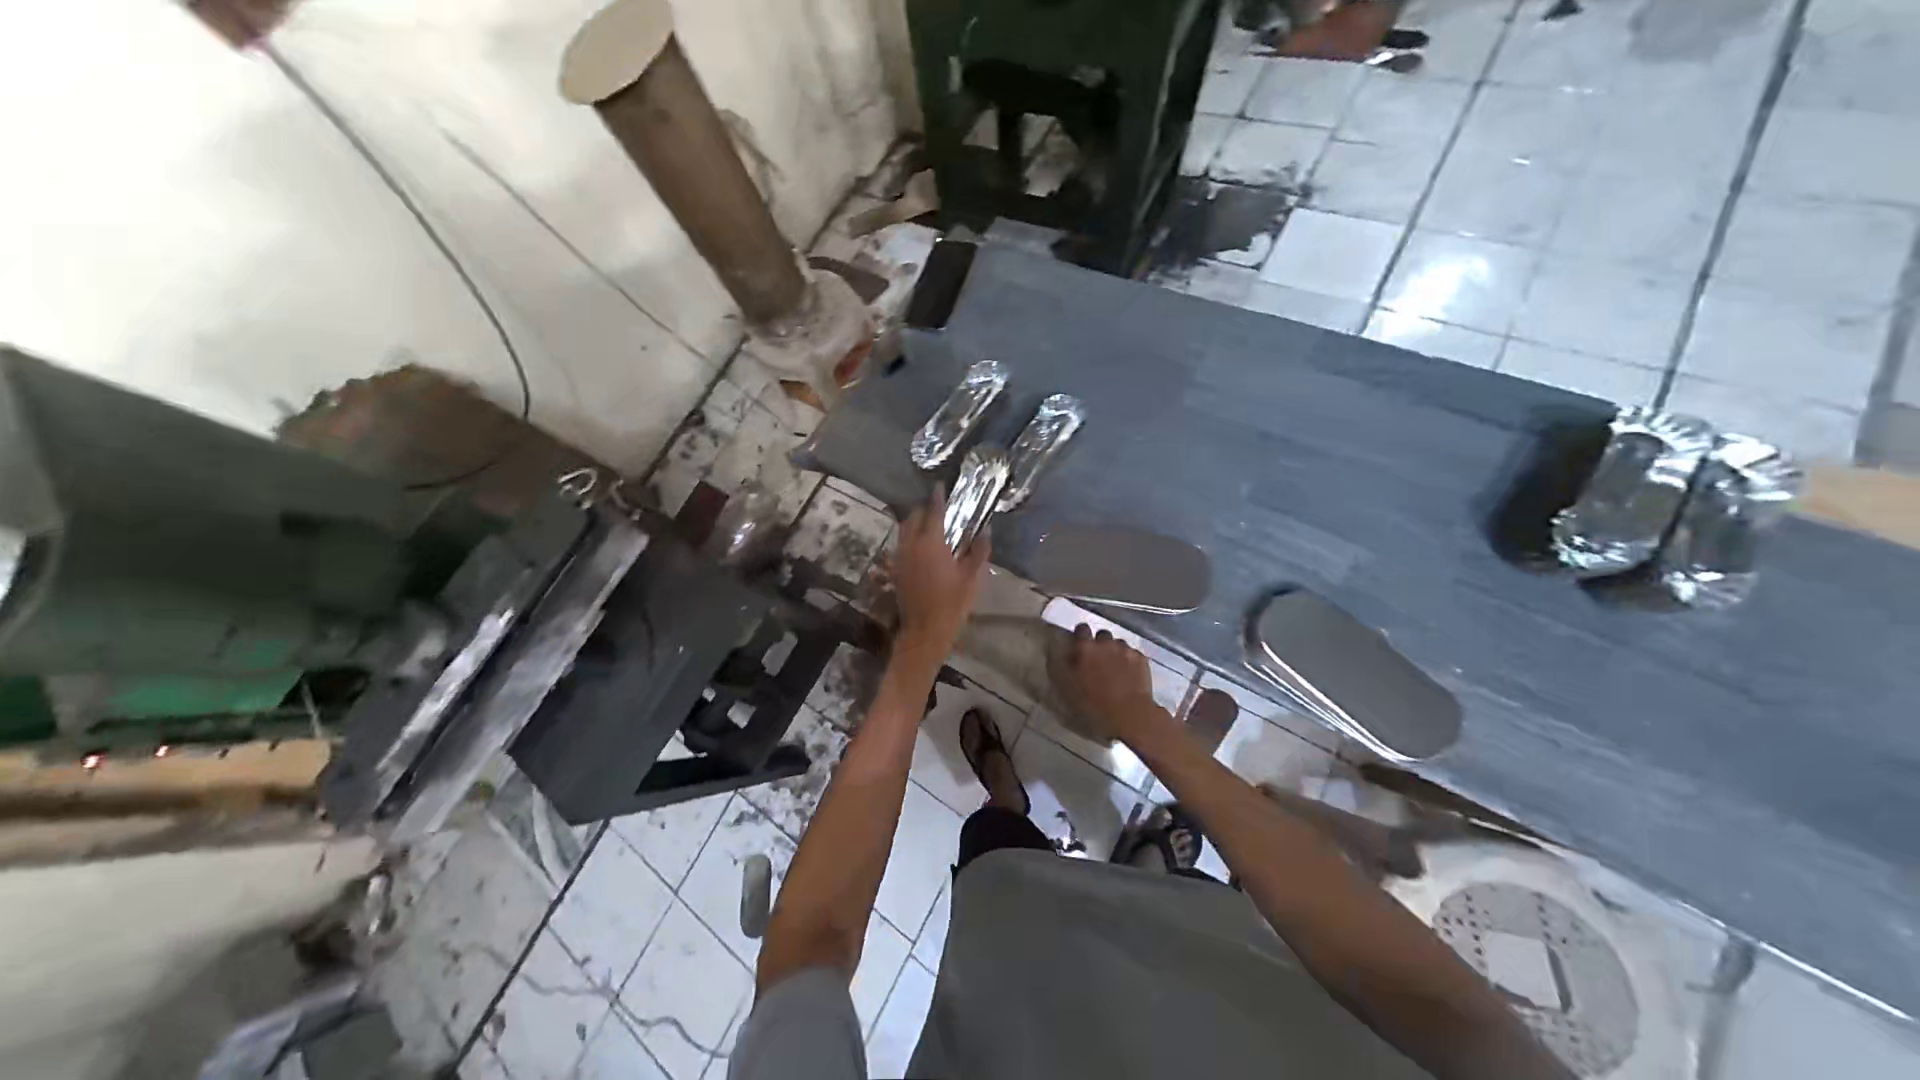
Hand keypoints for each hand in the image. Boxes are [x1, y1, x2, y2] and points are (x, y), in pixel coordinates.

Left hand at [891, 488, 989, 653]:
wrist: (925, 631)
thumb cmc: (952, 604)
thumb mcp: (971, 577)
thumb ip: (978, 551)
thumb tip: (985, 532)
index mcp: (931, 543)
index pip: (933, 512)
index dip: (937, 497)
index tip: (940, 487)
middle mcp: (911, 545)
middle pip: (913, 517)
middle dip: (924, 509)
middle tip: (937, 507)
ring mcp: (901, 558)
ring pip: (904, 530)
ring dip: (915, 522)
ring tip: (929, 523)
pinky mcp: (896, 570)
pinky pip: (901, 545)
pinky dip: (910, 538)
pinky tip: (921, 545)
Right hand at [1059, 625, 1166, 741]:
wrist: (1128, 716)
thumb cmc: (1091, 704)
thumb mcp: (1065, 687)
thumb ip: (1060, 664)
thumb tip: (1060, 651)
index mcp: (1085, 648)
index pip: (1081, 629)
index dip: (1080, 637)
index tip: (1079, 648)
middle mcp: (1106, 643)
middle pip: (1102, 634)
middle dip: (1099, 644)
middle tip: (1097, 662)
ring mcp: (1126, 650)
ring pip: (1118, 644)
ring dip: (1115, 652)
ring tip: (1115, 670)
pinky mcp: (1141, 659)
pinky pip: (1132, 654)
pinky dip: (1129, 661)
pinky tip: (1129, 675)